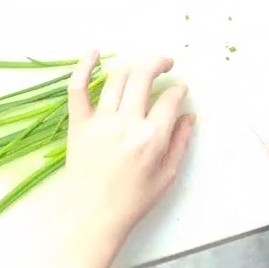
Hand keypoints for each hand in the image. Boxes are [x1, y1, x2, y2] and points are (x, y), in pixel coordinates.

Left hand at [59, 52, 194, 251]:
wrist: (91, 215)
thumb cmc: (132, 201)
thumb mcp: (167, 176)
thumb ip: (180, 143)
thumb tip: (190, 116)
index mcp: (152, 137)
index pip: (170, 98)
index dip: (179, 90)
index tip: (180, 91)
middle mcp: (127, 122)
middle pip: (144, 76)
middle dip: (159, 63)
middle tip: (166, 65)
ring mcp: (100, 120)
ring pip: (118, 77)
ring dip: (133, 64)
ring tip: (142, 66)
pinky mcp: (79, 123)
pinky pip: (78, 88)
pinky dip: (85, 66)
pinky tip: (94, 52)